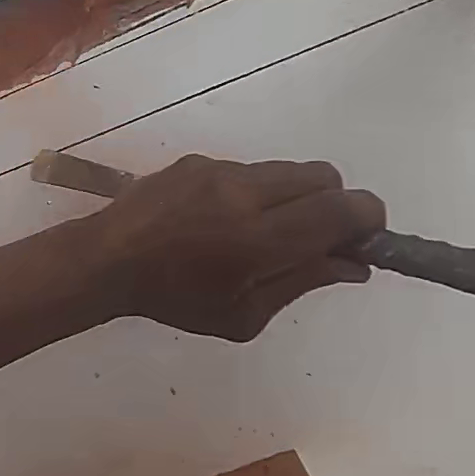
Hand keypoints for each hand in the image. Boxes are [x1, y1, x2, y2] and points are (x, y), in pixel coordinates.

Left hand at [86, 154, 384, 340]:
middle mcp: (245, 192)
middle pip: (324, 176)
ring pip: (286, 171)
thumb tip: (354, 265)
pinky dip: (255, 191)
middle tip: (314, 238)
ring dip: (293, 197)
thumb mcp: (242, 316)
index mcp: (259, 239)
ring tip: (259, 232)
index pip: (341, 209)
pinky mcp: (199, 159)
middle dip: (334, 204)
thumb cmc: (173, 301)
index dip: (368, 219)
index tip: (364, 239)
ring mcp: (220, 169)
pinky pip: (249, 169)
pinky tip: (221, 219)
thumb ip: (302, 284)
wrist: (106, 260)